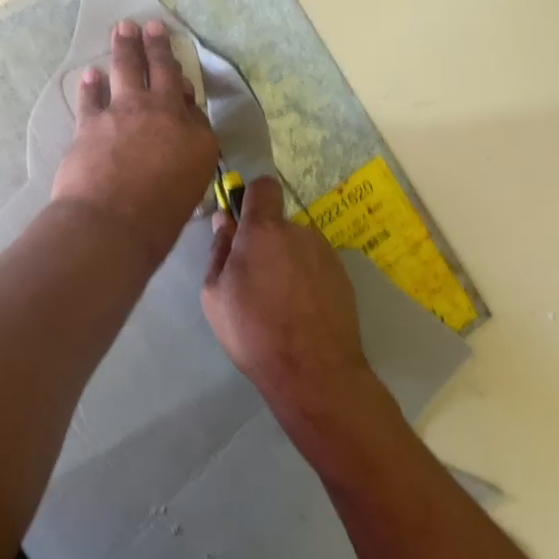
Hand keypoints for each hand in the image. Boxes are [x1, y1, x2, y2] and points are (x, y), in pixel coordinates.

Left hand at [51, 20, 218, 262]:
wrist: (111, 223)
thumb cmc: (158, 220)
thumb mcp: (190, 190)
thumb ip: (186, 160)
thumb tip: (176, 146)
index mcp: (198, 138)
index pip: (194, 106)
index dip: (185, 90)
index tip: (180, 81)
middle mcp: (165, 114)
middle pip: (164, 71)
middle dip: (158, 45)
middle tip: (153, 25)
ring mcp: (126, 112)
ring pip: (126, 69)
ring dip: (125, 46)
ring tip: (123, 28)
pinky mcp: (92, 121)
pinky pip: (91, 96)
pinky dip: (90, 85)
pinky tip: (89, 74)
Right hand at [200, 177, 373, 412]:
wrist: (313, 371)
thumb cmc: (253, 331)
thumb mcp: (215, 294)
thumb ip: (219, 250)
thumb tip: (225, 221)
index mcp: (263, 230)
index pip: (262, 187)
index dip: (251, 198)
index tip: (242, 221)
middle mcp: (299, 232)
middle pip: (277, 225)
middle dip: (265, 244)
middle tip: (253, 282)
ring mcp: (326, 254)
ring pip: (297, 247)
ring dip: (287, 263)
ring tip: (279, 304)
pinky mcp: (343, 276)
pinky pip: (315, 267)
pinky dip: (306, 281)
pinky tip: (300, 312)